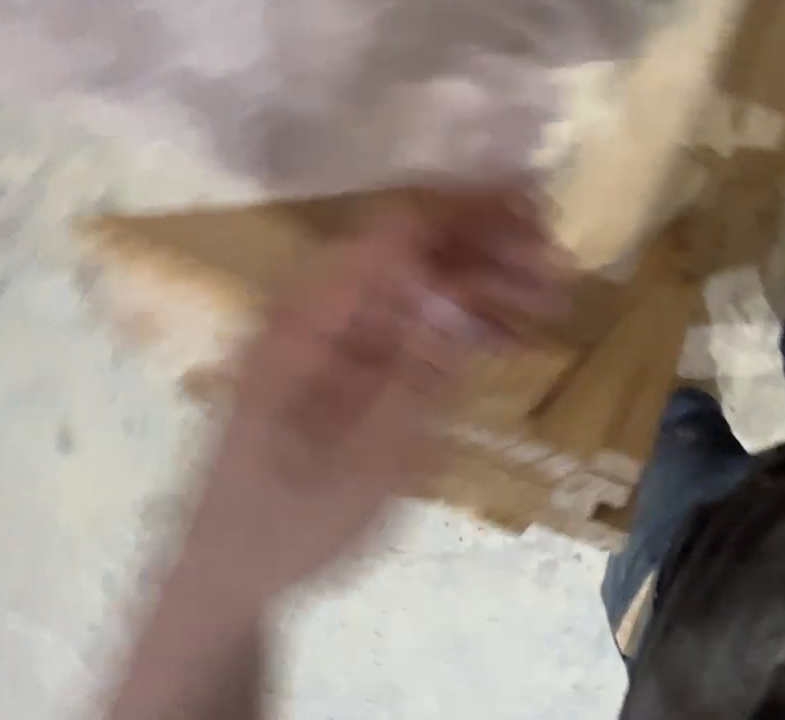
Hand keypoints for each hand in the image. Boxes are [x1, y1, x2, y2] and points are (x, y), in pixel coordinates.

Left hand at [176, 190, 564, 602]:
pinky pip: (414, 313)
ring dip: (489, 278)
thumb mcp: (369, 454)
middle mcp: (320, 304)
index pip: (399, 229)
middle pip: (416, 241)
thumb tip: (460, 287)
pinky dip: (466, 317)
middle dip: (492, 242)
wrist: (229, 575)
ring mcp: (333, 328)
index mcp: (312, 317)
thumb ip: (416, 367)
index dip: (471, 210)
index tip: (536, 215)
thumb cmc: (296, 522)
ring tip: (551, 299)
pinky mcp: (348, 352)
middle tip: (556, 264)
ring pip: (423, 274)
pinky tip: (512, 336)